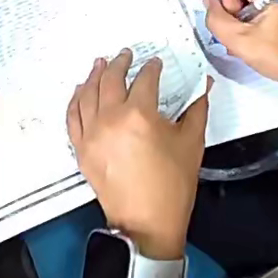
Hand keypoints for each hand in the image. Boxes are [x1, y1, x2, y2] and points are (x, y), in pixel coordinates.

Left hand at [66, 49, 209, 259]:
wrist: (146, 222)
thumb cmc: (172, 184)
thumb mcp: (192, 142)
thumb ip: (197, 108)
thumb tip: (204, 85)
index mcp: (140, 115)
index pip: (145, 79)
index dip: (152, 68)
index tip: (155, 63)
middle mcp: (111, 119)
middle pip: (111, 79)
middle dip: (120, 63)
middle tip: (125, 54)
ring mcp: (92, 134)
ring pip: (87, 94)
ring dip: (95, 75)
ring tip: (100, 64)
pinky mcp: (81, 149)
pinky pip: (73, 117)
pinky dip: (75, 100)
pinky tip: (81, 91)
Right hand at [203, 0, 277, 95]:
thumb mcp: (241, 42)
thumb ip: (216, 20)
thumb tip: (209, 5)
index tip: (237, 18)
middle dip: (234, 5)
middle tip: (243, 29)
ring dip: (243, 15)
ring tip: (253, 37)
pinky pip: (261, 1)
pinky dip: (254, 19)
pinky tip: (259, 39)